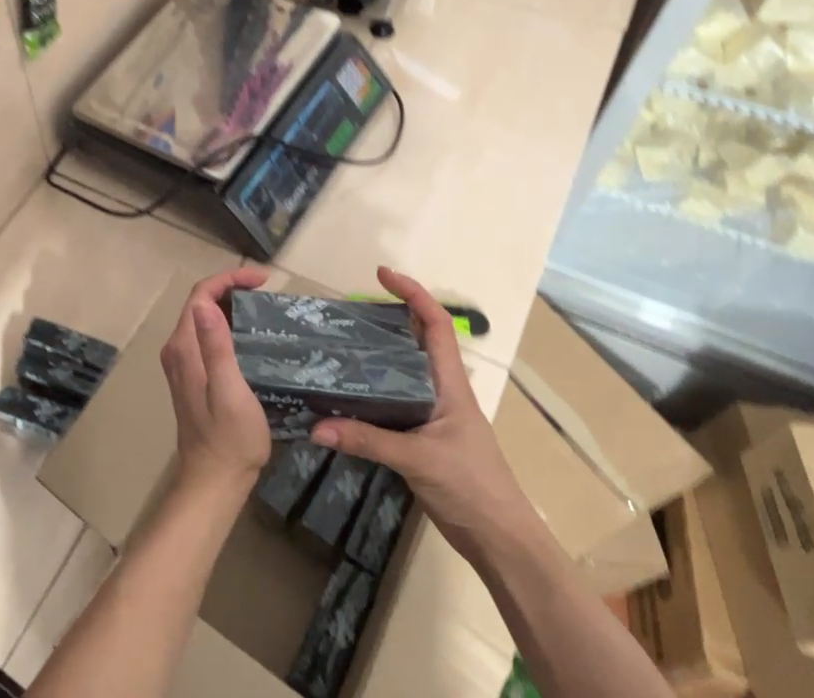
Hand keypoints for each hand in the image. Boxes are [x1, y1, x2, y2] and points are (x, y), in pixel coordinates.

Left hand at [160, 266, 272, 493]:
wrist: (215, 478)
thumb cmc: (229, 438)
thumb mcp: (229, 391)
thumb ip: (216, 347)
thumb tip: (206, 303)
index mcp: (184, 348)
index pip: (200, 295)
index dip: (229, 280)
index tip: (262, 281)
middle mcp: (178, 351)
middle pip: (200, 305)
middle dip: (231, 289)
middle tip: (267, 293)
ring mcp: (183, 364)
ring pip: (204, 321)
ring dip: (230, 307)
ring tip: (264, 309)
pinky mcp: (193, 377)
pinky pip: (207, 338)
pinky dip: (228, 327)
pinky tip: (252, 337)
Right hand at [310, 267, 540, 563]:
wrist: (498, 538)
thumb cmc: (472, 486)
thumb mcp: (418, 458)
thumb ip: (366, 440)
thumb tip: (315, 425)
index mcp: (450, 385)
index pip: (436, 326)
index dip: (414, 294)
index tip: (382, 274)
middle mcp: (439, 393)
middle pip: (415, 344)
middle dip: (385, 321)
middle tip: (343, 315)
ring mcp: (429, 417)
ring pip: (398, 375)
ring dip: (371, 359)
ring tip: (332, 348)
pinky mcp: (418, 440)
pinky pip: (387, 406)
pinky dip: (364, 396)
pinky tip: (338, 398)